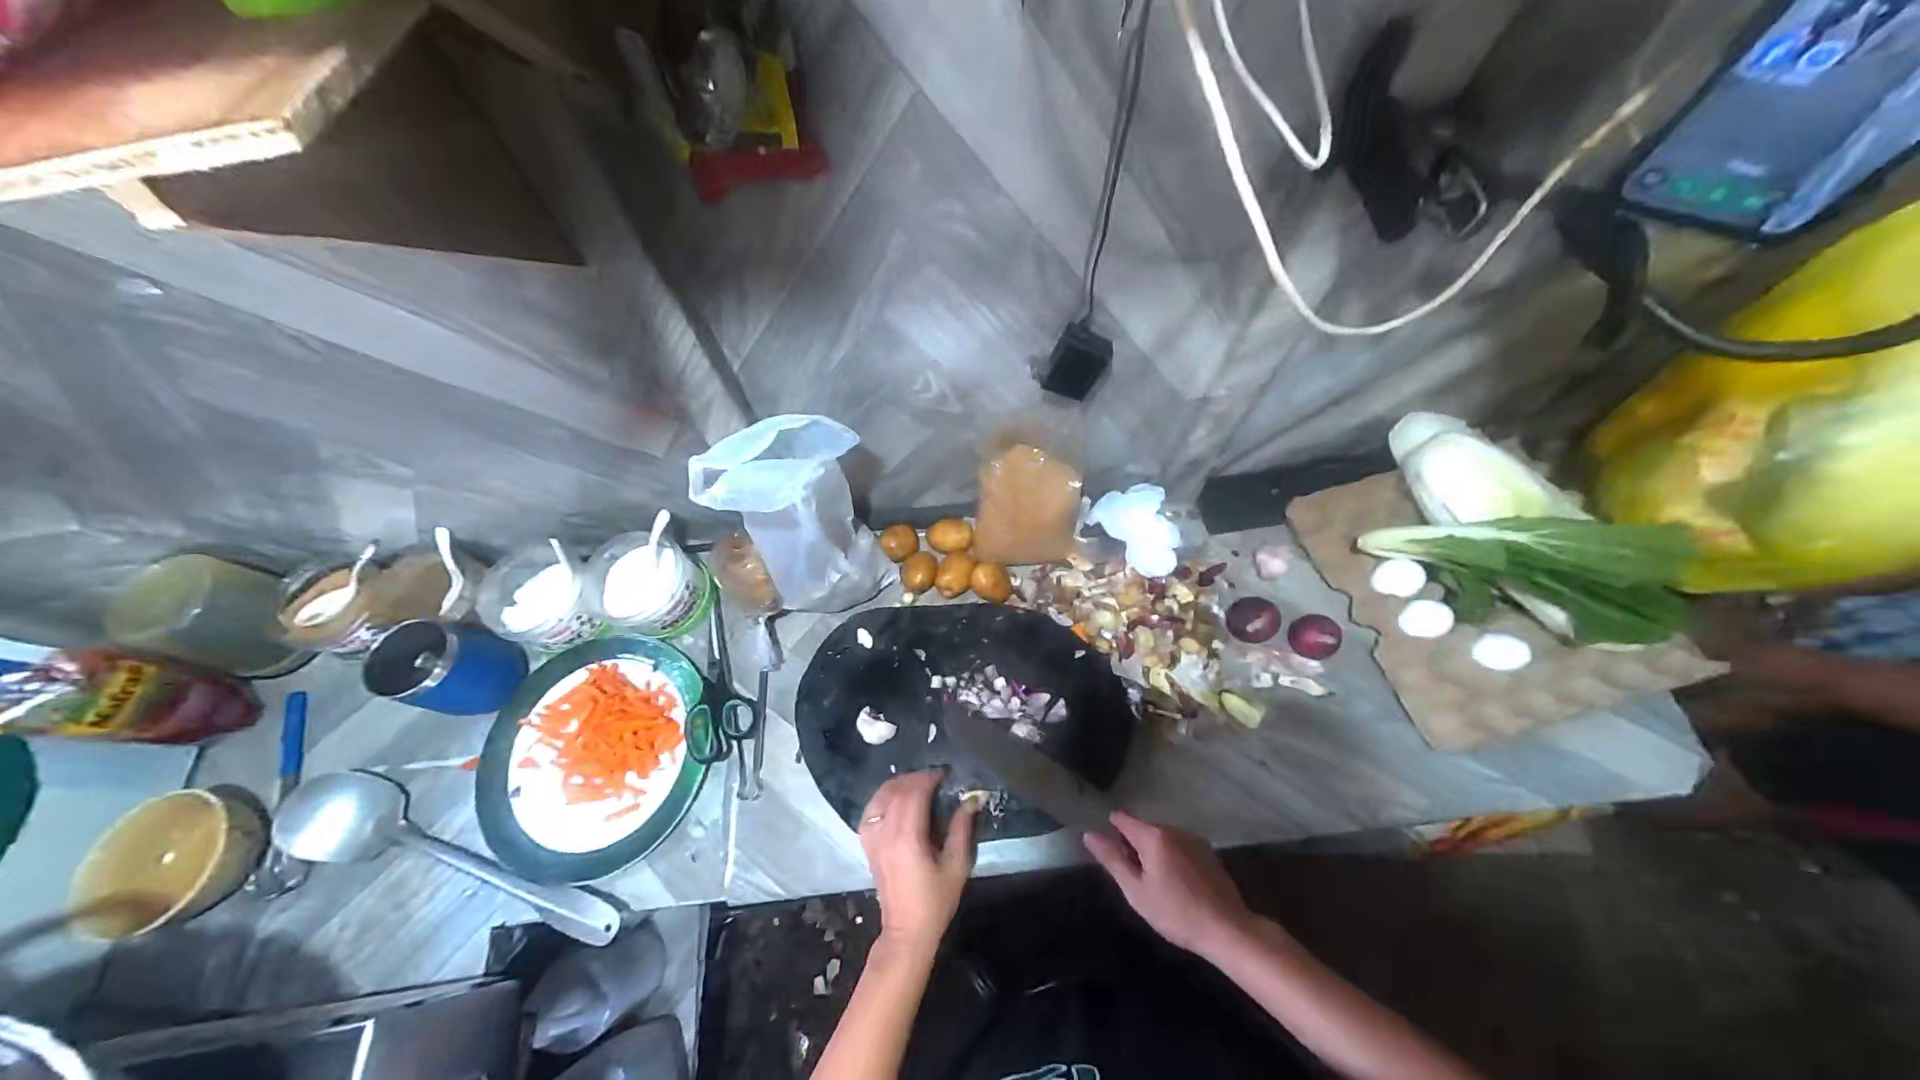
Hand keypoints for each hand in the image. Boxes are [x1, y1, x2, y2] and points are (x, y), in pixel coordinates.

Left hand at [858, 770, 979, 950]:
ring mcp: (872, 840)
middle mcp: (886, 834)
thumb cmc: (936, 902)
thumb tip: (970, 800)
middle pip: (896, 791)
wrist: (907, 931)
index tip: (945, 774)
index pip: (913, 794)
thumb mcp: (957, 866)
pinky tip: (896, 800)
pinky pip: (870, 811)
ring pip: (880, 797)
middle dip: (915, 778)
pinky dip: (882, 798)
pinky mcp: (867, 846)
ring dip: (898, 785)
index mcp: (908, 839)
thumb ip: (961, 829)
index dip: (928, 778)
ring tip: (917, 785)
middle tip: (935, 778)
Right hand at [1084, 811, 1255, 957]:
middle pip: (1143, 828)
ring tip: (1158, 886)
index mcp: (1153, 836)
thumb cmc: (1176, 913)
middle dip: (1134, 847)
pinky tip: (1179, 886)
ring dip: (1154, 853)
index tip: (1115, 857)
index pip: (1122, 818)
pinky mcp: (1208, 852)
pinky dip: (1172, 858)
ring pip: (1162, 838)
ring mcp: (1194, 839)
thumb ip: (1112, 859)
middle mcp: (1174, 829)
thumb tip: (1089, 834)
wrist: (1227, 930)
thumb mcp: (1136, 890)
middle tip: (1137, 881)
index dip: (1113, 833)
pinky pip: (1180, 846)